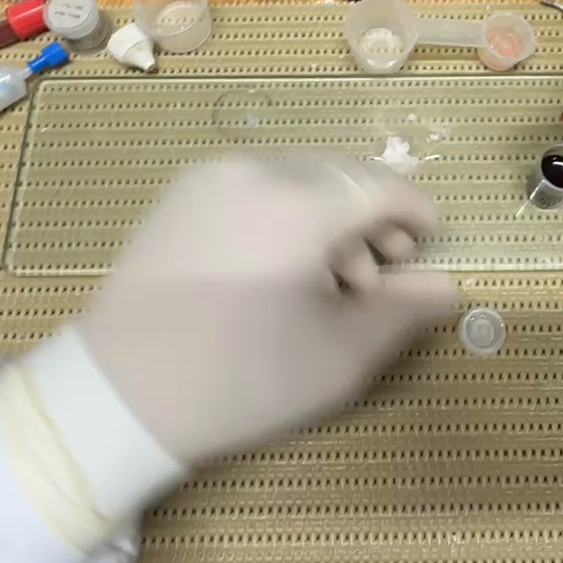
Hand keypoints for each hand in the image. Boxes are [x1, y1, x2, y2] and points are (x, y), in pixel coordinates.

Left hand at [77, 155, 457, 463]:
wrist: (115, 393)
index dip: (415, 209)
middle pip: (341, 174)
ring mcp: (213, 174)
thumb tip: (448, 288)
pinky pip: (257, 182)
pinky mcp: (183, 189)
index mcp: (299, 204)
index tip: (431, 239)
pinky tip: (281, 259)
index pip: (380, 186)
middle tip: (379, 271)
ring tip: (331, 276)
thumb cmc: (239, 378)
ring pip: (299, 174)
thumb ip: (402, 313)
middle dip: (372, 214)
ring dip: (330, 213)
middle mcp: (257, 169)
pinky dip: (287, 207)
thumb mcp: (336, 356)